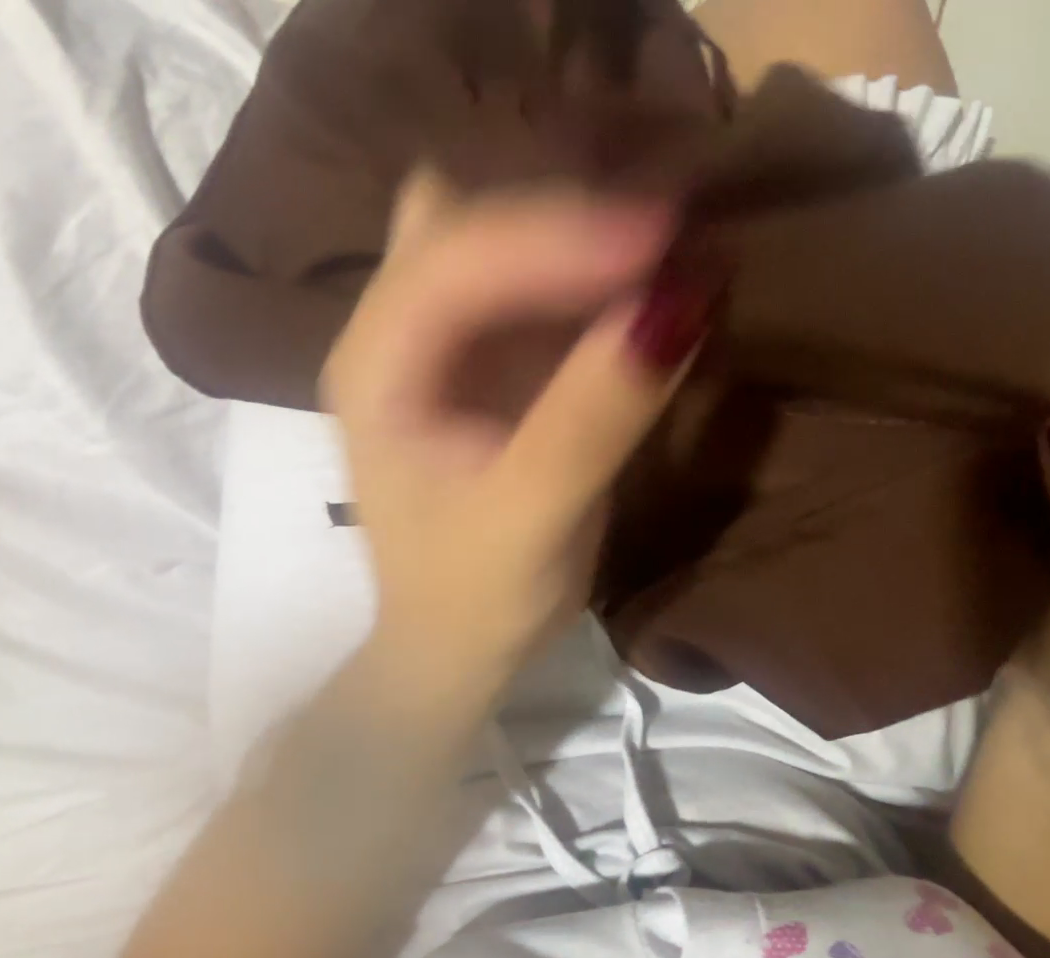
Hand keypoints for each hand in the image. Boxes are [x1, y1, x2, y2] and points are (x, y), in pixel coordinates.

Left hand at [321, 170, 723, 681]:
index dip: (557, 234)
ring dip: (579, 238)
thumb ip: (590, 420)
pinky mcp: (483, 358)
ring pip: (502, 239)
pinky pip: (534, 284)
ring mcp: (439, 340)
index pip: (454, 259)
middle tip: (667, 239)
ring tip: (662, 253)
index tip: (660, 238)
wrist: (456, 644)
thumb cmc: (474, 597)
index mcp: (376, 368)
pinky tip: (638, 287)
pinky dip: (587, 275)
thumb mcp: (533, 520)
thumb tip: (673, 310)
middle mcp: (395, 333)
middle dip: (566, 221)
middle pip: (469, 222)